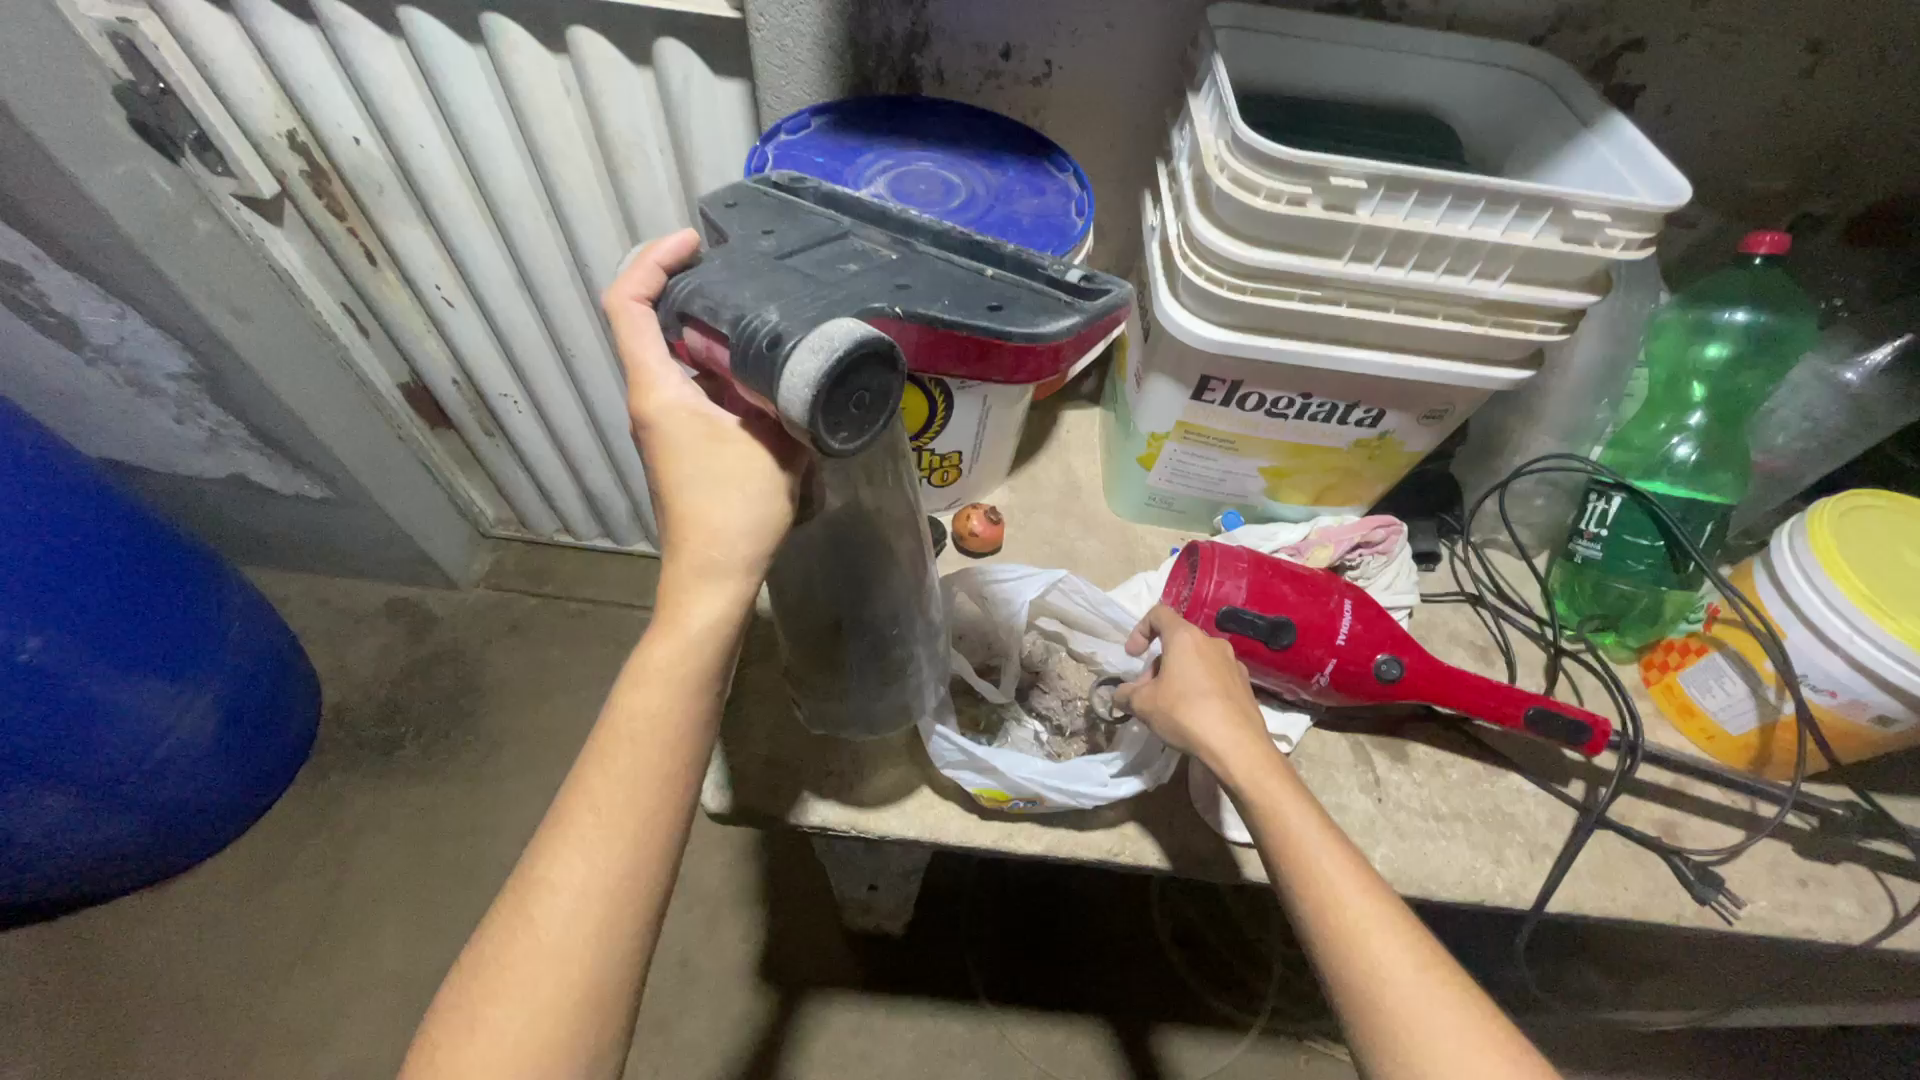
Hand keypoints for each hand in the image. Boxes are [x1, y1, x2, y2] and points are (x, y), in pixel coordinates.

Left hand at [603, 229, 804, 590]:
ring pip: (674, 356)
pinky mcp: (681, 442)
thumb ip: (783, 397)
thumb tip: (799, 367)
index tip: (694, 243)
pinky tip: (763, 371)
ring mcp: (662, 422)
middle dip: (685, 287)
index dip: (653, 260)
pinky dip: (720, 367)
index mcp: (658, 389)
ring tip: (760, 317)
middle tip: (737, 274)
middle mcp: (649, 398)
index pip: (626, 302)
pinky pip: (693, 385)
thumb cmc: (736, 509)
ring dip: (708, 331)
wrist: (712, 574)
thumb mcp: (774, 444)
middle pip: (646, 321)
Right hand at [1114, 605, 1277, 776]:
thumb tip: (1119, 695)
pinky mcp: (1245, 685)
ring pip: (1196, 661)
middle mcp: (1212, 643)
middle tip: (1146, 693)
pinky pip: (1214, 677)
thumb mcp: (1143, 705)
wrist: (1237, 747)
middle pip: (1177, 642)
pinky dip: (1199, 688)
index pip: (1159, 614)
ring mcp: (1232, 663)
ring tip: (1168, 707)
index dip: (1140, 630)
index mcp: (1185, 638)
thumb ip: (1126, 695)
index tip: (1132, 656)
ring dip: (1177, 676)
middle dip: (1156, 665)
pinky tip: (1194, 715)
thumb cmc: (1185, 714)